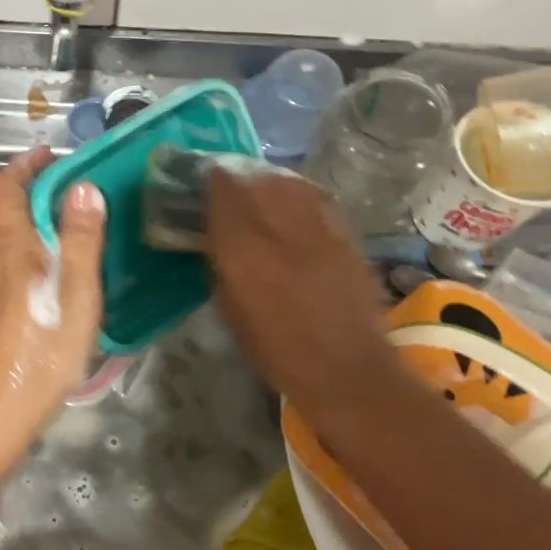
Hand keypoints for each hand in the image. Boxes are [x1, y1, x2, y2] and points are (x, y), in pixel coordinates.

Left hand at [0, 147, 106, 445]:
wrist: (0, 407)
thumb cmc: (44, 347)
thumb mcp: (75, 291)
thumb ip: (80, 239)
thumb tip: (82, 187)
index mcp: (14, 247)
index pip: (7, 188)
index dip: (25, 165)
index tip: (51, 153)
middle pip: (8, 212)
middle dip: (36, 191)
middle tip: (77, 188)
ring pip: (11, 239)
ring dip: (36, 222)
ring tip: (77, 226)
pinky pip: (14, 264)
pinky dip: (35, 250)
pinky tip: (61, 273)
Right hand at [205, 168, 395, 415]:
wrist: (345, 369)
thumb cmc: (276, 349)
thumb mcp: (229, 309)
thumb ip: (221, 264)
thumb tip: (217, 238)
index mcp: (242, 252)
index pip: (223, 194)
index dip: (212, 182)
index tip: (204, 181)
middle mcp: (279, 230)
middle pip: (255, 182)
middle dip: (240, 180)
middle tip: (230, 186)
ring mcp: (317, 229)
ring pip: (288, 185)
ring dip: (270, 183)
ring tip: (262, 189)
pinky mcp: (345, 235)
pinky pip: (316, 199)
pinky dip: (300, 194)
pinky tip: (294, 202)